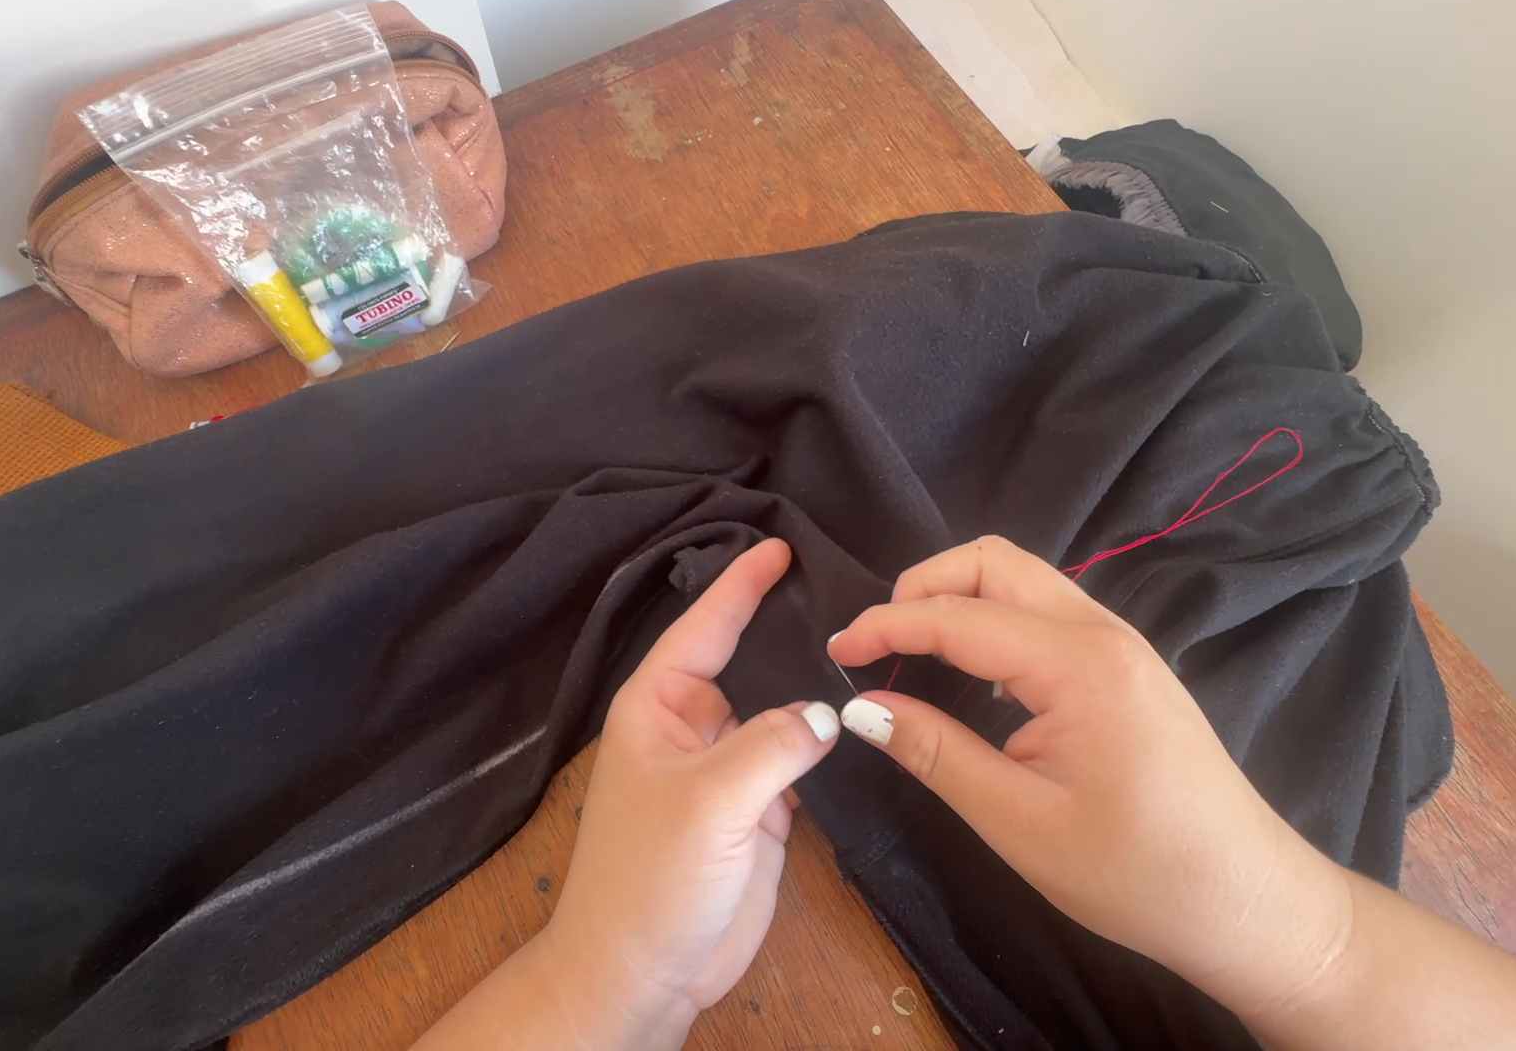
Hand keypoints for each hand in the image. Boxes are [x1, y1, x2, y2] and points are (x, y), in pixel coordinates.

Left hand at [540, 538, 840, 1040]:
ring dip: (812, 680)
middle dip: (787, 625)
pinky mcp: (760, 802)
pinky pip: (798, 752)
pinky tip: (864, 710)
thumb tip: (828, 711)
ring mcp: (730, 762)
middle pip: (747, 658)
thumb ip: (771, 744)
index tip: (781, 546)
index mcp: (661, 703)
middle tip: (848, 587)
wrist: (646, 970)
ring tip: (868, 641)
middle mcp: (696, 721)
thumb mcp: (707, 800)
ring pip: (779, 706)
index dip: (742, 585)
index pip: (705, 625)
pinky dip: (826, 732)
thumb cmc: (652, 876)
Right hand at [826, 536, 1352, 1013]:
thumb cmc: (1139, 874)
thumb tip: (860, 708)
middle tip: (879, 644)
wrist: (1256, 906)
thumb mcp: (1019, 824)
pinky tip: (970, 669)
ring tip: (912, 650)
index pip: (956, 617)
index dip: (885, 627)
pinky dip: (985, 614)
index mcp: (1078, 665)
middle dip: (919, 588)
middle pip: (989, 561)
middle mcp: (1099, 630)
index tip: (836, 652)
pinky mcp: (1119, 658)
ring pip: (1014, 573)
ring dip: (952, 595)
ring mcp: (1115, 639)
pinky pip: (1036, 604)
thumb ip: (935, 753)